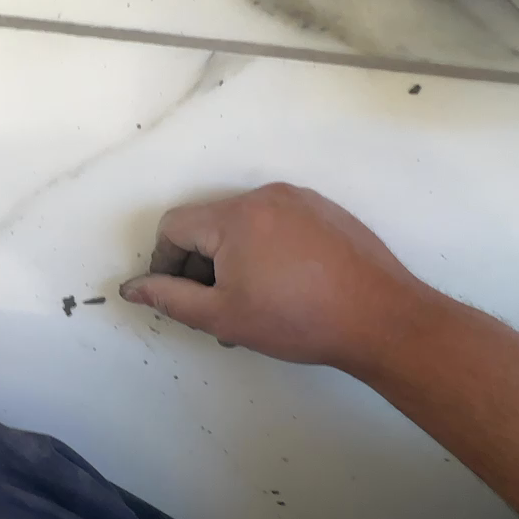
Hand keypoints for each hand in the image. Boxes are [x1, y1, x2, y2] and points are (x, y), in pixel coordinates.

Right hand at [119, 183, 441, 370]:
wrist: (387, 322)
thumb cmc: (298, 320)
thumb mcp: (221, 315)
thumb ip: (168, 297)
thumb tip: (131, 287)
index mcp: (235, 217)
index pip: (174, 227)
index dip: (166, 261)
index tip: (178, 294)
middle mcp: (265, 196)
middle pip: (207, 223)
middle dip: (201, 262)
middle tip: (216, 304)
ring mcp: (300, 200)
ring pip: (241, 224)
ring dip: (231, 257)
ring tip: (251, 297)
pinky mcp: (326, 211)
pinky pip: (275, 223)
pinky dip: (264, 249)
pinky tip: (283, 284)